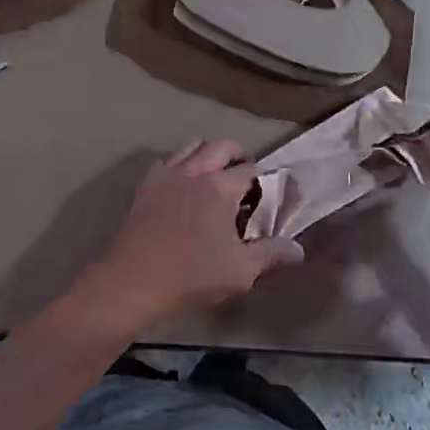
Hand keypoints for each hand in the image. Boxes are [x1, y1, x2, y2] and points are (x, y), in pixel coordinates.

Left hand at [80, 139, 304, 330]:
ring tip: (213, 176)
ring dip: (207, 154)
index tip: (263, 201)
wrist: (130, 284)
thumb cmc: (190, 276)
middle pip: (223, 146)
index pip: (251, 170)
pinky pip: (166, 160)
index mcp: (222, 187)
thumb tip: (299, 250)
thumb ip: (272, 255)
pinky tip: (181, 185)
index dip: (262, 182)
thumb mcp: (240, 271)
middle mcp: (196, 171)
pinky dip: (179, 163)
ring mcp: (167, 175)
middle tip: (243, 179)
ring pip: (192, 145)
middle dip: (238, 156)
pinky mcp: (145, 186)